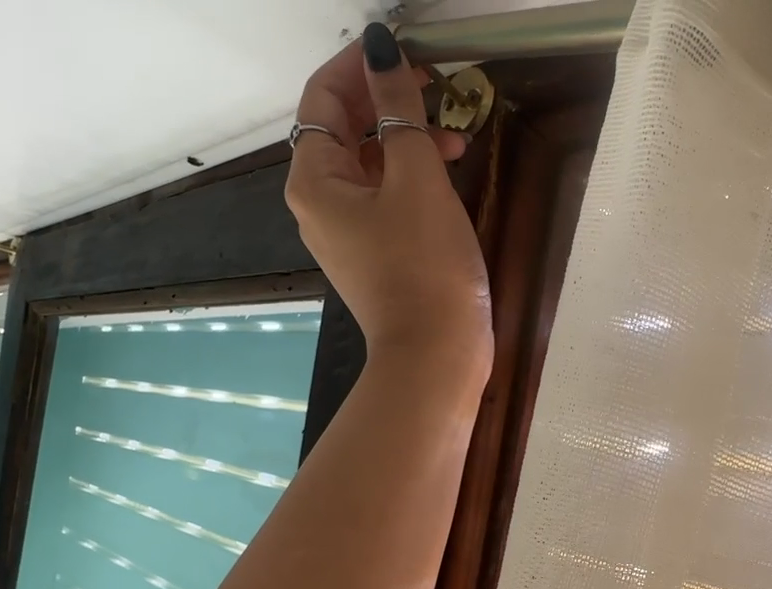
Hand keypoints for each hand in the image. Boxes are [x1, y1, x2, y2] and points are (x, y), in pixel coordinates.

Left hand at [286, 24, 491, 376]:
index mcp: (315, 179)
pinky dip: (412, 176)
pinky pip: (385, 197)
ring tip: (456, 133)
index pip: (324, 96)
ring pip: (370, 163)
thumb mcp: (417, 177)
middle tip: (437, 83)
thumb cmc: (425, 267)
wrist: (436, 356)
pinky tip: (449, 171)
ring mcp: (347, 232)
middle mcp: (320, 202)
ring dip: (407, 138)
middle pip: (345, 129)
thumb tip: (382, 49)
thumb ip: (399, 109)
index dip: (361, 64)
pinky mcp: (375, 254)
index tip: (406, 48)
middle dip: (389, 101)